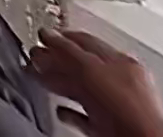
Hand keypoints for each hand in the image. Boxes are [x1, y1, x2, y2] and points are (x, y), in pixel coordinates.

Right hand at [29, 29, 162, 136]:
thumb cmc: (128, 112)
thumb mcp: (92, 73)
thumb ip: (69, 53)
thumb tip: (50, 35)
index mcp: (121, 63)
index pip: (86, 41)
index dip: (61, 37)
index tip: (42, 36)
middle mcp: (121, 83)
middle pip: (81, 65)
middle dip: (55, 60)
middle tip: (34, 57)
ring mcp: (117, 108)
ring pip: (81, 90)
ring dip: (58, 83)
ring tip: (38, 79)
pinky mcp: (110, 132)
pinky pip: (86, 117)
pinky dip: (70, 111)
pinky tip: (60, 110)